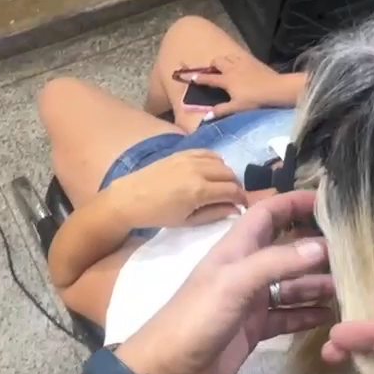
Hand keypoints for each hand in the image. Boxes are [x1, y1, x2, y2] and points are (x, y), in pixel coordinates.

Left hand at [103, 151, 245, 227]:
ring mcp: (190, 159)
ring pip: (222, 162)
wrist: (130, 198)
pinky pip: (209, 153)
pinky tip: (211, 171)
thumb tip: (235, 209)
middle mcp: (198, 171)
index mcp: (199, 191)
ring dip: (226, 174)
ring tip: (221, 185)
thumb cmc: (158, 215)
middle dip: (235, 186)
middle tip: (232, 197)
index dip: (242, 199)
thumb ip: (214, 213)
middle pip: (230, 174)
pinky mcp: (182, 152)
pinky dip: (215, 161)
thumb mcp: (188, 221)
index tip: (242, 206)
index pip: (233, 191)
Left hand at [116, 191, 334, 373]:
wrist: (168, 372)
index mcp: (236, 248)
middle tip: (353, 250)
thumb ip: (276, 262)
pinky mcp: (255, 328)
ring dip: (317, 283)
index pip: (268, 213)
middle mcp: (246, 269)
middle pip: (287, 248)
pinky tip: (332, 316)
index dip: (295, 202)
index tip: (330, 201)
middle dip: (316, 246)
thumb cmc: (196, 318)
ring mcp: (251, 300)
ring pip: (292, 284)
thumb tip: (321, 247)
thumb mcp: (234, 282)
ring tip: (350, 286)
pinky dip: (308, 314)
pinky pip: (288, 315)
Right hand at [178, 53, 288, 120]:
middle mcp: (231, 68)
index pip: (208, 78)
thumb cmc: (255, 99)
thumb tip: (206, 117)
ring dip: (223, 60)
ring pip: (227, 56)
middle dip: (212, 65)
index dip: (198, 78)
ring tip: (226, 67)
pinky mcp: (252, 60)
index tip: (190, 77)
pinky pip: (239, 55)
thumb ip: (221, 110)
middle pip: (216, 61)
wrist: (274, 88)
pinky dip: (235, 58)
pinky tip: (239, 65)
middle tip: (214, 72)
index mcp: (226, 80)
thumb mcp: (237, 107)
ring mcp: (242, 62)